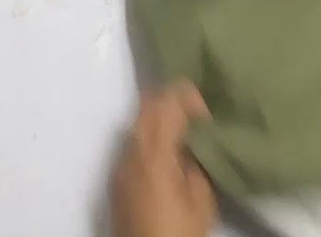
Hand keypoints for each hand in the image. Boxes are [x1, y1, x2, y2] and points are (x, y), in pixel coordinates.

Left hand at [112, 81, 216, 236]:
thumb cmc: (178, 233)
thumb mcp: (201, 201)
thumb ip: (196, 162)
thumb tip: (191, 143)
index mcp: (156, 153)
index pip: (168, 102)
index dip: (188, 96)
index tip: (205, 113)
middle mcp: (132, 150)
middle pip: (147, 103)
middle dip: (171, 99)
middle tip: (194, 114)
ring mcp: (119, 162)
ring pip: (136, 119)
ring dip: (157, 114)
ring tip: (179, 129)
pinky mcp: (114, 177)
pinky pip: (130, 139)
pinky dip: (146, 132)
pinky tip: (162, 148)